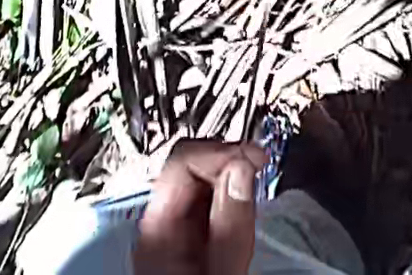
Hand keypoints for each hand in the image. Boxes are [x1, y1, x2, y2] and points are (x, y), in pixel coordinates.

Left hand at [133, 139, 262, 274]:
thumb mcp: (219, 272)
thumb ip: (231, 224)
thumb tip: (242, 168)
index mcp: (156, 228)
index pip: (184, 157)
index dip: (222, 149)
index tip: (255, 155)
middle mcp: (154, 229)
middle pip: (189, 166)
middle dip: (226, 162)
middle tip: (257, 170)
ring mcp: (164, 241)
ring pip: (196, 187)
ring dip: (227, 183)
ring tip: (251, 196)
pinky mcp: (177, 253)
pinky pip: (199, 210)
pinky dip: (222, 204)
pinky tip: (238, 219)